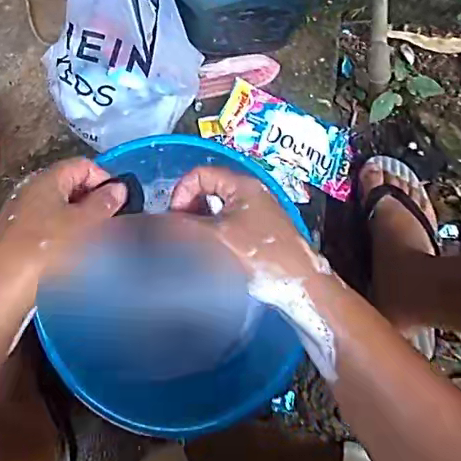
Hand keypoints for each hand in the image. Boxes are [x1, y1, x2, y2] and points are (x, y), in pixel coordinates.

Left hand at [0, 158, 126, 323]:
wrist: (4, 288)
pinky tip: (71, 255)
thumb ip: (104, 203)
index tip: (120, 202)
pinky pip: (47, 227)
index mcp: (46, 179)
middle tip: (111, 222)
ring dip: (80, 220)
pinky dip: (63, 235)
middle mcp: (30, 190)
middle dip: (93, 201)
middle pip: (70, 185)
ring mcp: (20, 214)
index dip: (105, 179)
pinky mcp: (16, 238)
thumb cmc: (46, 249)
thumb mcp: (83, 224)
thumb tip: (117, 188)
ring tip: (95, 241)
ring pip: (59, 208)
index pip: (83, 165)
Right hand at [171, 166, 325, 283]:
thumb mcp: (218, 238)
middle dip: (190, 207)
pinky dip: (215, 231)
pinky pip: (228, 221)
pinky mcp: (261, 229)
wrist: (303, 287)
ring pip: (217, 206)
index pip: (199, 173)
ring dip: (202, 221)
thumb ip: (185, 227)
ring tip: (197, 242)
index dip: (182, 192)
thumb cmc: (266, 257)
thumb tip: (157, 223)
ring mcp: (257, 210)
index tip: (176, 216)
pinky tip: (214, 250)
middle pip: (207, 188)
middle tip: (184, 229)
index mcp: (242, 185)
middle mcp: (251, 192)